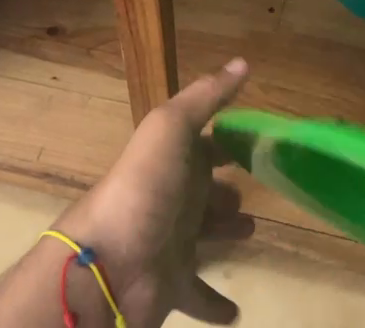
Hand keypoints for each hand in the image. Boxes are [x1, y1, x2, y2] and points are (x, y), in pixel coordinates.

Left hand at [52, 58, 253, 326]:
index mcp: (176, 160)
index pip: (206, 145)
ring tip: (252, 230)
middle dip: (228, 188)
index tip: (259, 141)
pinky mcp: (174, 284)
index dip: (229, 141)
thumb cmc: (143, 188)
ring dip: (227, 232)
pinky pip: (200, 295)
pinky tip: (235, 314)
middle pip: (206, 191)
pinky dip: (217, 305)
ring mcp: (173, 242)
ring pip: (206, 235)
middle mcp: (175, 198)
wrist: (106, 265)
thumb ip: (206, 96)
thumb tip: (243, 62)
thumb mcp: (171, 127)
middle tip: (256, 190)